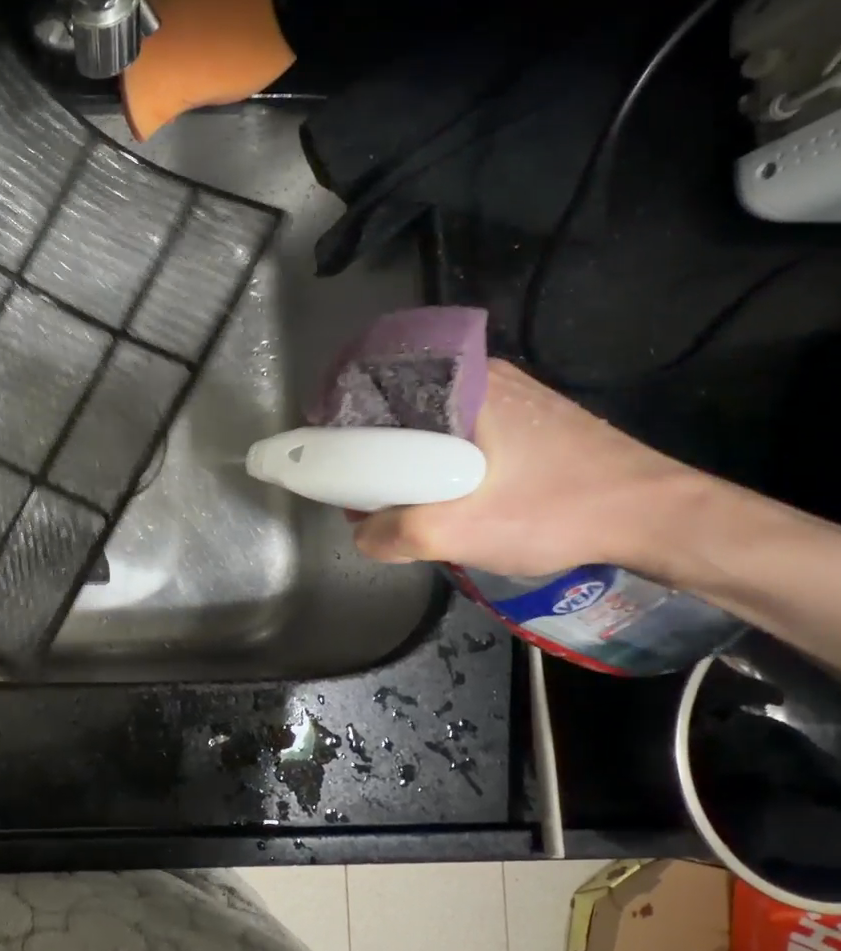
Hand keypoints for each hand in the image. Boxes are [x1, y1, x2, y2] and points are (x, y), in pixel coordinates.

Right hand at [352, 360, 698, 576]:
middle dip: (369, 446)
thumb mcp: (456, 532)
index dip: (339, 417)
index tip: (324, 454)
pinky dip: (434, 462)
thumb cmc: (559, 510)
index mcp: (465, 382)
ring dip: (403, 459)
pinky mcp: (527, 426)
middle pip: (398, 404)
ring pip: (427, 424)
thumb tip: (361, 533)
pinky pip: (456, 436)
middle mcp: (485, 379)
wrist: (663, 519)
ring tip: (394, 499)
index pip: (374, 382)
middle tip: (358, 489)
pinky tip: (438, 497)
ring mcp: (510, 400)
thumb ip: (389, 534)